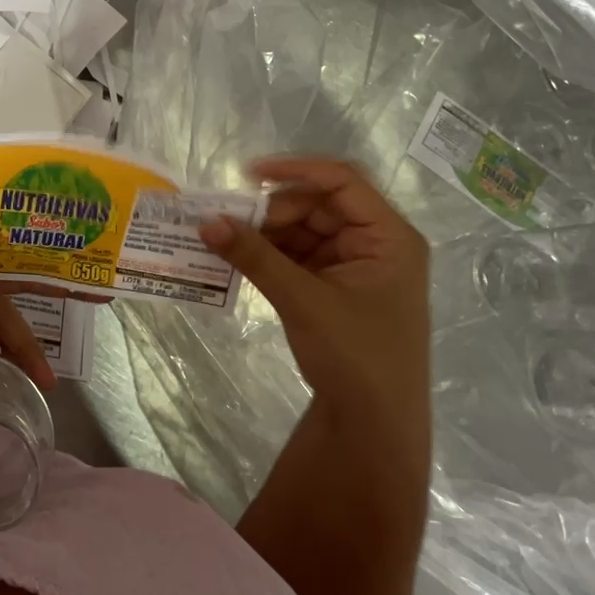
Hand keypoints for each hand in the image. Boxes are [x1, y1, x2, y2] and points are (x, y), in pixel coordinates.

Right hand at [198, 158, 429, 426]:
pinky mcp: (335, 287)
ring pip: (302, 229)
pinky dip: (268, 254)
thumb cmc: (356, 355)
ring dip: (264, 232)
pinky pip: (297, 255)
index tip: (246, 175)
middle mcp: (375, 244)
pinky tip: (237, 258)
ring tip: (223, 239)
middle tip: (226, 219)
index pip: (342, 181)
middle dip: (271, 209)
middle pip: (317, 205)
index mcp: (388, 238)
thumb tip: (205, 221)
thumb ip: (254, 256)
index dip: (295, 169)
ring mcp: (355, 266)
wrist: (374, 425)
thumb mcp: (302, 300)